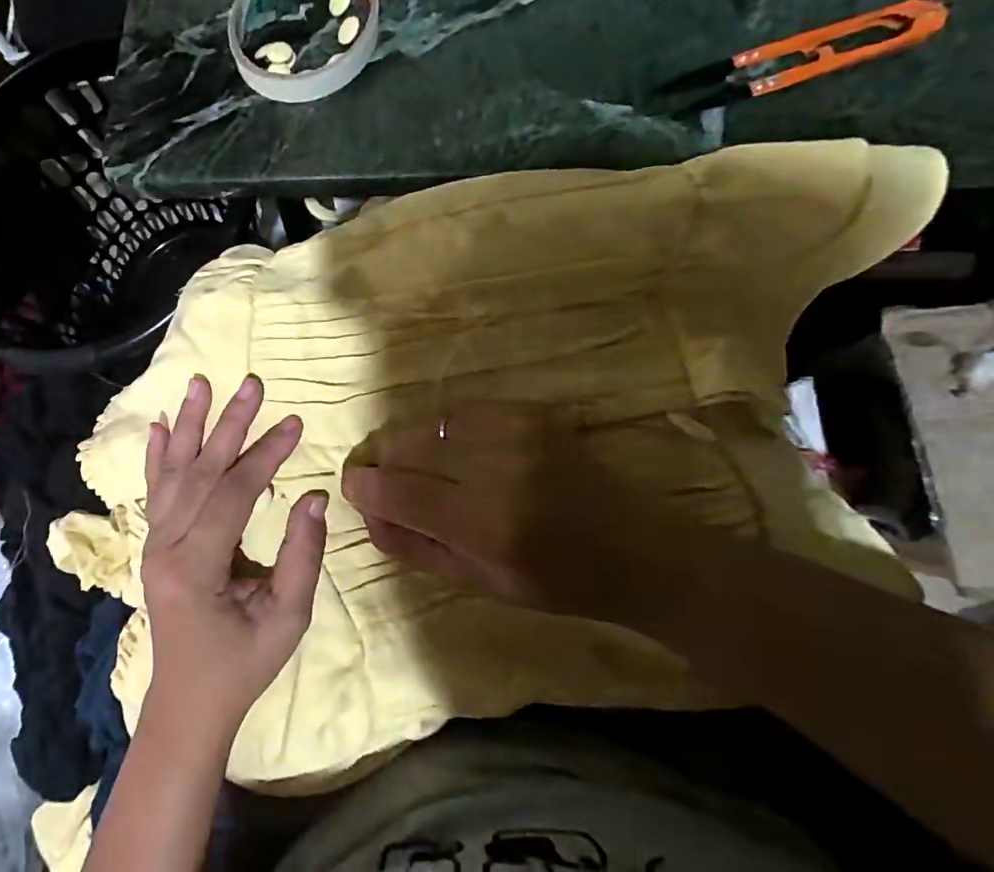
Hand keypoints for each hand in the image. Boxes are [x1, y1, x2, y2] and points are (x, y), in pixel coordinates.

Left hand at [140, 374, 327, 725]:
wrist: (189, 699)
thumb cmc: (242, 665)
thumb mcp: (285, 622)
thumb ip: (301, 558)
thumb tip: (314, 496)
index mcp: (196, 566)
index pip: (234, 494)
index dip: (265, 456)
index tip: (295, 423)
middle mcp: (166, 544)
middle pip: (200, 472)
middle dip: (228, 424)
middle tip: (251, 383)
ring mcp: (153, 542)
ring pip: (173, 473)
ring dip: (189, 424)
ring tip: (199, 382)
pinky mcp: (153, 543)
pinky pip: (153, 491)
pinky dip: (157, 455)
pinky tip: (161, 426)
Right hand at [340, 402, 634, 619]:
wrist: (640, 549)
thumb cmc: (557, 581)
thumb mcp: (477, 583)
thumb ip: (410, 545)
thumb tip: (362, 508)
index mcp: (485, 525)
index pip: (394, 490)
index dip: (361, 486)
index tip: (353, 488)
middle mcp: (497, 470)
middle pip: (402, 446)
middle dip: (380, 462)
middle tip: (383, 479)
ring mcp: (515, 433)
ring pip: (425, 424)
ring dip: (410, 446)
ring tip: (424, 468)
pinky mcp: (528, 412)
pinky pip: (457, 412)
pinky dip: (444, 432)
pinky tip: (458, 452)